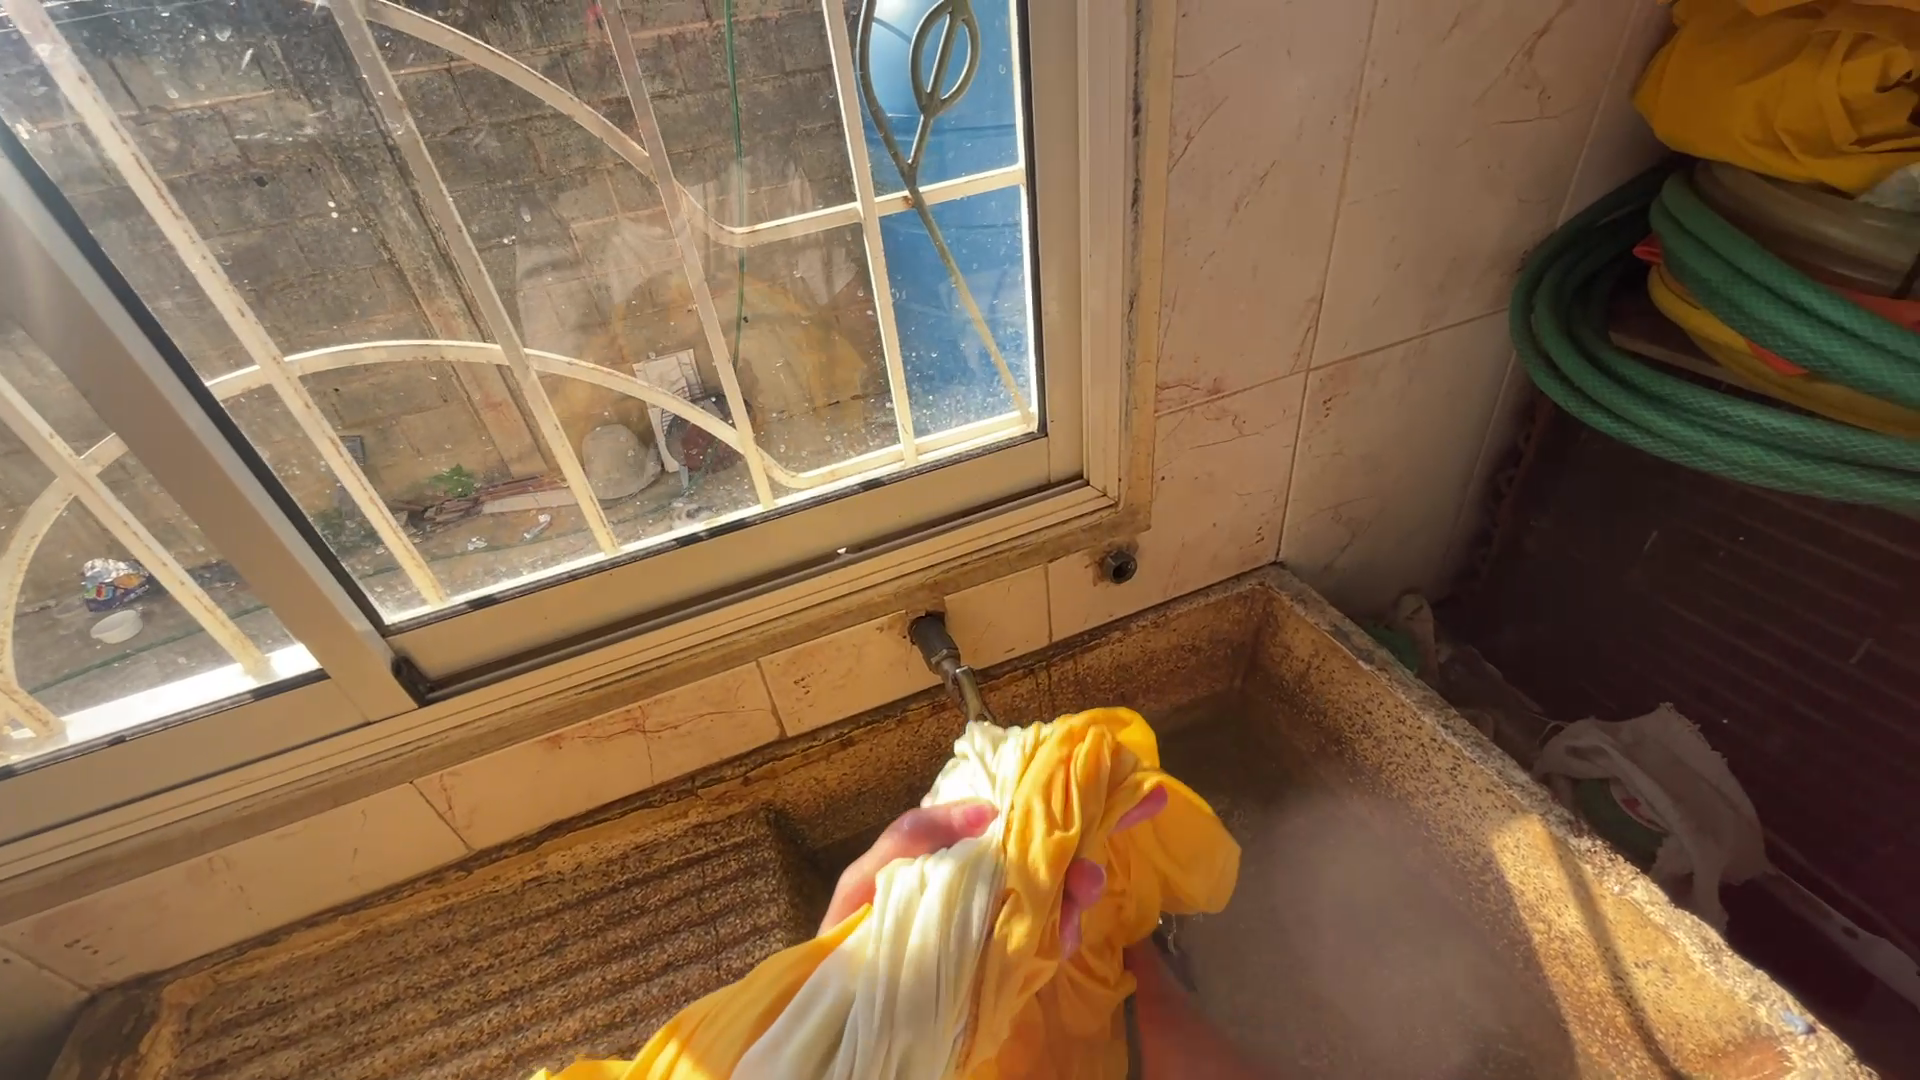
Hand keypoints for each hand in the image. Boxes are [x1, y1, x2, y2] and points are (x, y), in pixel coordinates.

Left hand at [821, 786, 1169, 959]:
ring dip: (1077, 894)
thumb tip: (986, 811)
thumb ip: (917, 833)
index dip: (1072, 801)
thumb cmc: (856, 924)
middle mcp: (990, 878)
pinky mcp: (1006, 961)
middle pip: (1050, 855)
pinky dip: (1062, 934)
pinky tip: (1064, 936)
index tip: (1132, 791)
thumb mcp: (872, 870)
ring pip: (1056, 896)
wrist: (847, 1003)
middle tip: (1092, 873)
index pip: (1023, 816)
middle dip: (1082, 853)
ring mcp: (1001, 920)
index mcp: (963, 848)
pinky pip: (1045, 941)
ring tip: (1080, 900)